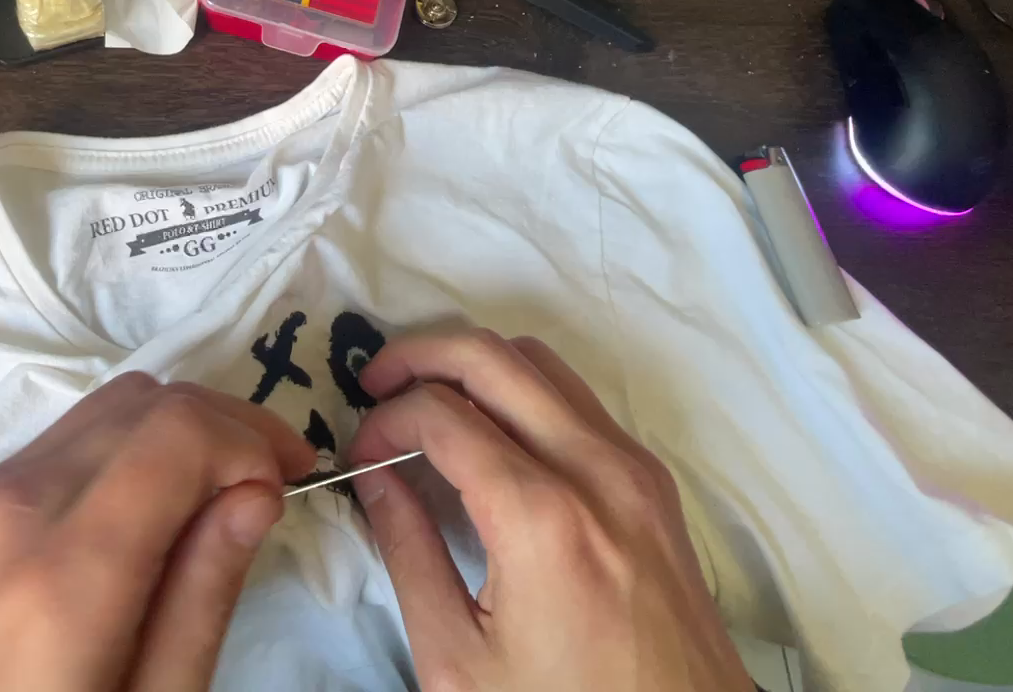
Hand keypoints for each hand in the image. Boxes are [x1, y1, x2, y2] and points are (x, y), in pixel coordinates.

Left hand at [0, 373, 314, 691]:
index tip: (285, 486)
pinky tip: (170, 481)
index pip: (176, 432)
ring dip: (190, 421)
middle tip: (281, 473)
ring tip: (233, 476)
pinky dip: (145, 431)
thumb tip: (258, 491)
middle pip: (151, 400)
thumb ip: (203, 595)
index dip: (247, 440)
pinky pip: (85, 423)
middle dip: (231, 422)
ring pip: (120, 398)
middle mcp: (23, 499)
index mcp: (65, 569)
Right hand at [346, 329, 750, 691]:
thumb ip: (406, 550)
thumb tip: (374, 472)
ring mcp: (632, 465)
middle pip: (488, 355)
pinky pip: (570, 392)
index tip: (361, 453)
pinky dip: (514, 384)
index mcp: (541, 516)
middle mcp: (594, 467)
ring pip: (533, 357)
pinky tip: (485, 425)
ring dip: (468, 362)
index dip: (384, 420)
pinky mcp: (650, 477)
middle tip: (376, 384)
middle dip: (416, 354)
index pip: (439, 412)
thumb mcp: (458, 658)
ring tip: (425, 396)